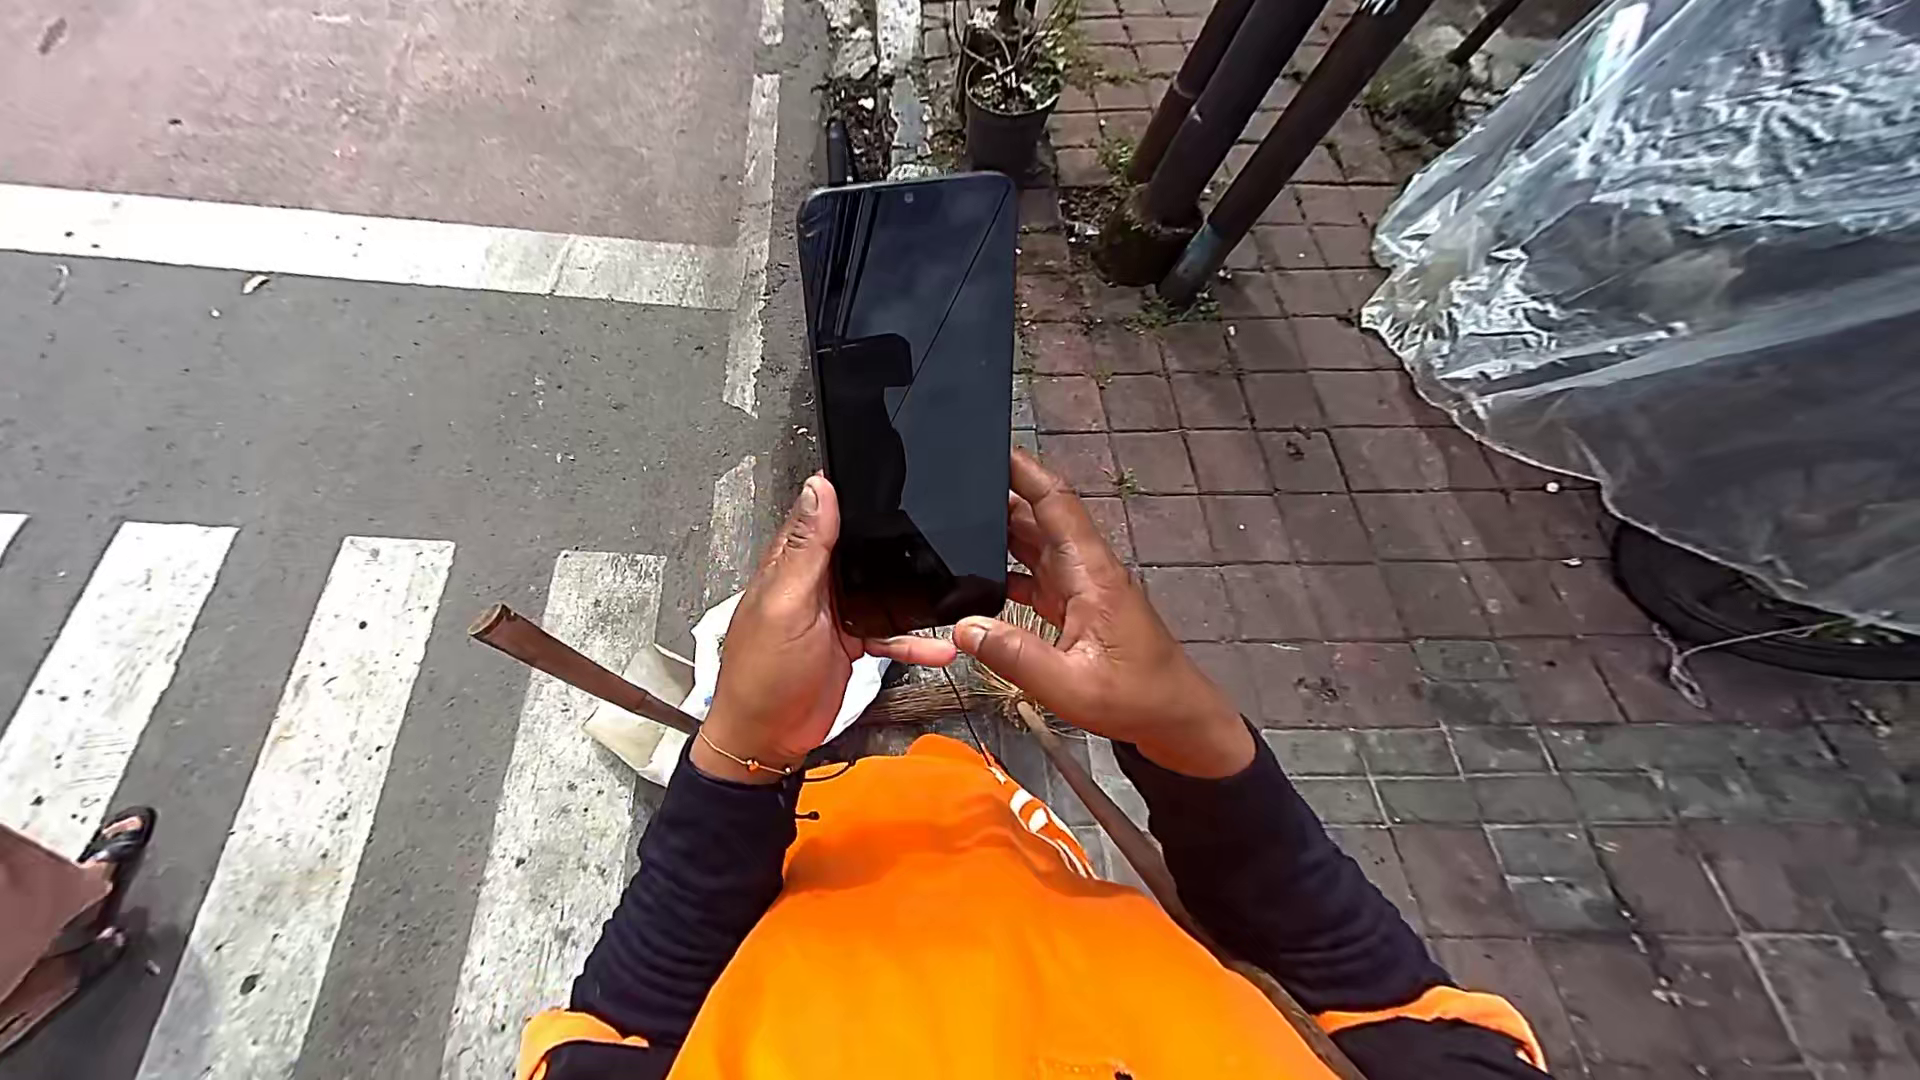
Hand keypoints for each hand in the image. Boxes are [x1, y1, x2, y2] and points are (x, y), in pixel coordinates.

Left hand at [696, 474, 954, 783]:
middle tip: (935, 524)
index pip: (822, 512)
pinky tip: (940, 645)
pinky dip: (915, 639)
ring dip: (911, 590)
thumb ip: (806, 550)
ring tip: (948, 584)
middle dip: (894, 537)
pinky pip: (891, 632)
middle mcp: (817, 581)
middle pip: (860, 547)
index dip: (849, 491)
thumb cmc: (763, 674)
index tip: (887, 475)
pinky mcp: (854, 639)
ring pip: (883, 588)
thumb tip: (819, 489)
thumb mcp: (787, 605)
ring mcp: (838, 611)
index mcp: (793, 563)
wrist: (768, 738)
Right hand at [952, 449, 1253, 777]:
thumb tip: (965, 627)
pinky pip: (1033, 570)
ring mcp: (1080, 584)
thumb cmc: (1139, 697)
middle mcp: (1085, 568)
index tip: (991, 449)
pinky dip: (1006, 566)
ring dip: (999, 531)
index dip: (1024, 471)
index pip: (1056, 502)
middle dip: (997, 498)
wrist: (1175, 716)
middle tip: (951, 495)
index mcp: (1091, 572)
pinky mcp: (1074, 602)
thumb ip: (1015, 656)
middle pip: (1038, 516)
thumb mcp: (1071, 686)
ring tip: (955, 529)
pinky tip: (979, 576)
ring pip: (1033, 540)